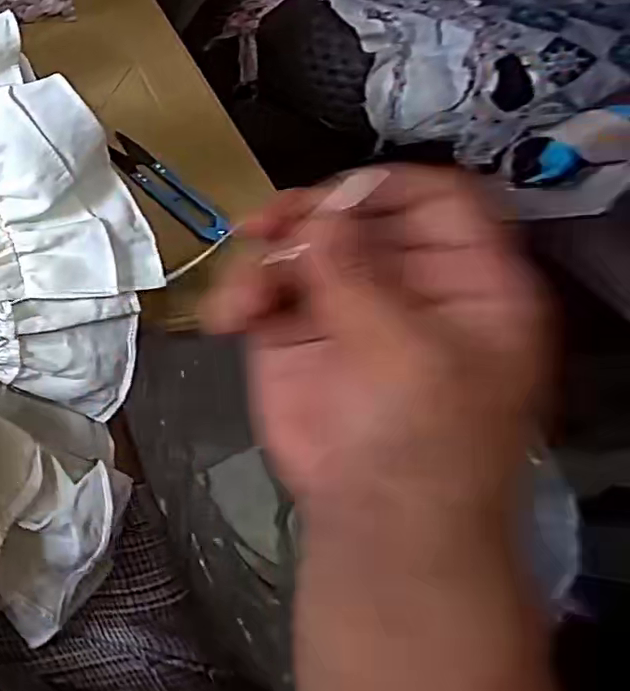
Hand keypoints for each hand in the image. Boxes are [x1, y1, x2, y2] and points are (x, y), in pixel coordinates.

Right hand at [203, 165, 551, 525]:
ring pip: (286, 249)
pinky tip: (228, 321)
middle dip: (296, 221)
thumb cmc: (421, 433)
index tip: (320, 205)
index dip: (379, 189)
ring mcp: (337, 303)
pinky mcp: (283, 326)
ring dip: (254, 268)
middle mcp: (398, 281)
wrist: (367, 501)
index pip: (433, 200)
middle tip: (259, 233)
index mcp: (462, 280)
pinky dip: (231, 297)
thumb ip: (359, 274)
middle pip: (344, 216)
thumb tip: (320, 210)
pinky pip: (251, 287)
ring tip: (241, 306)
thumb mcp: (407, 349)